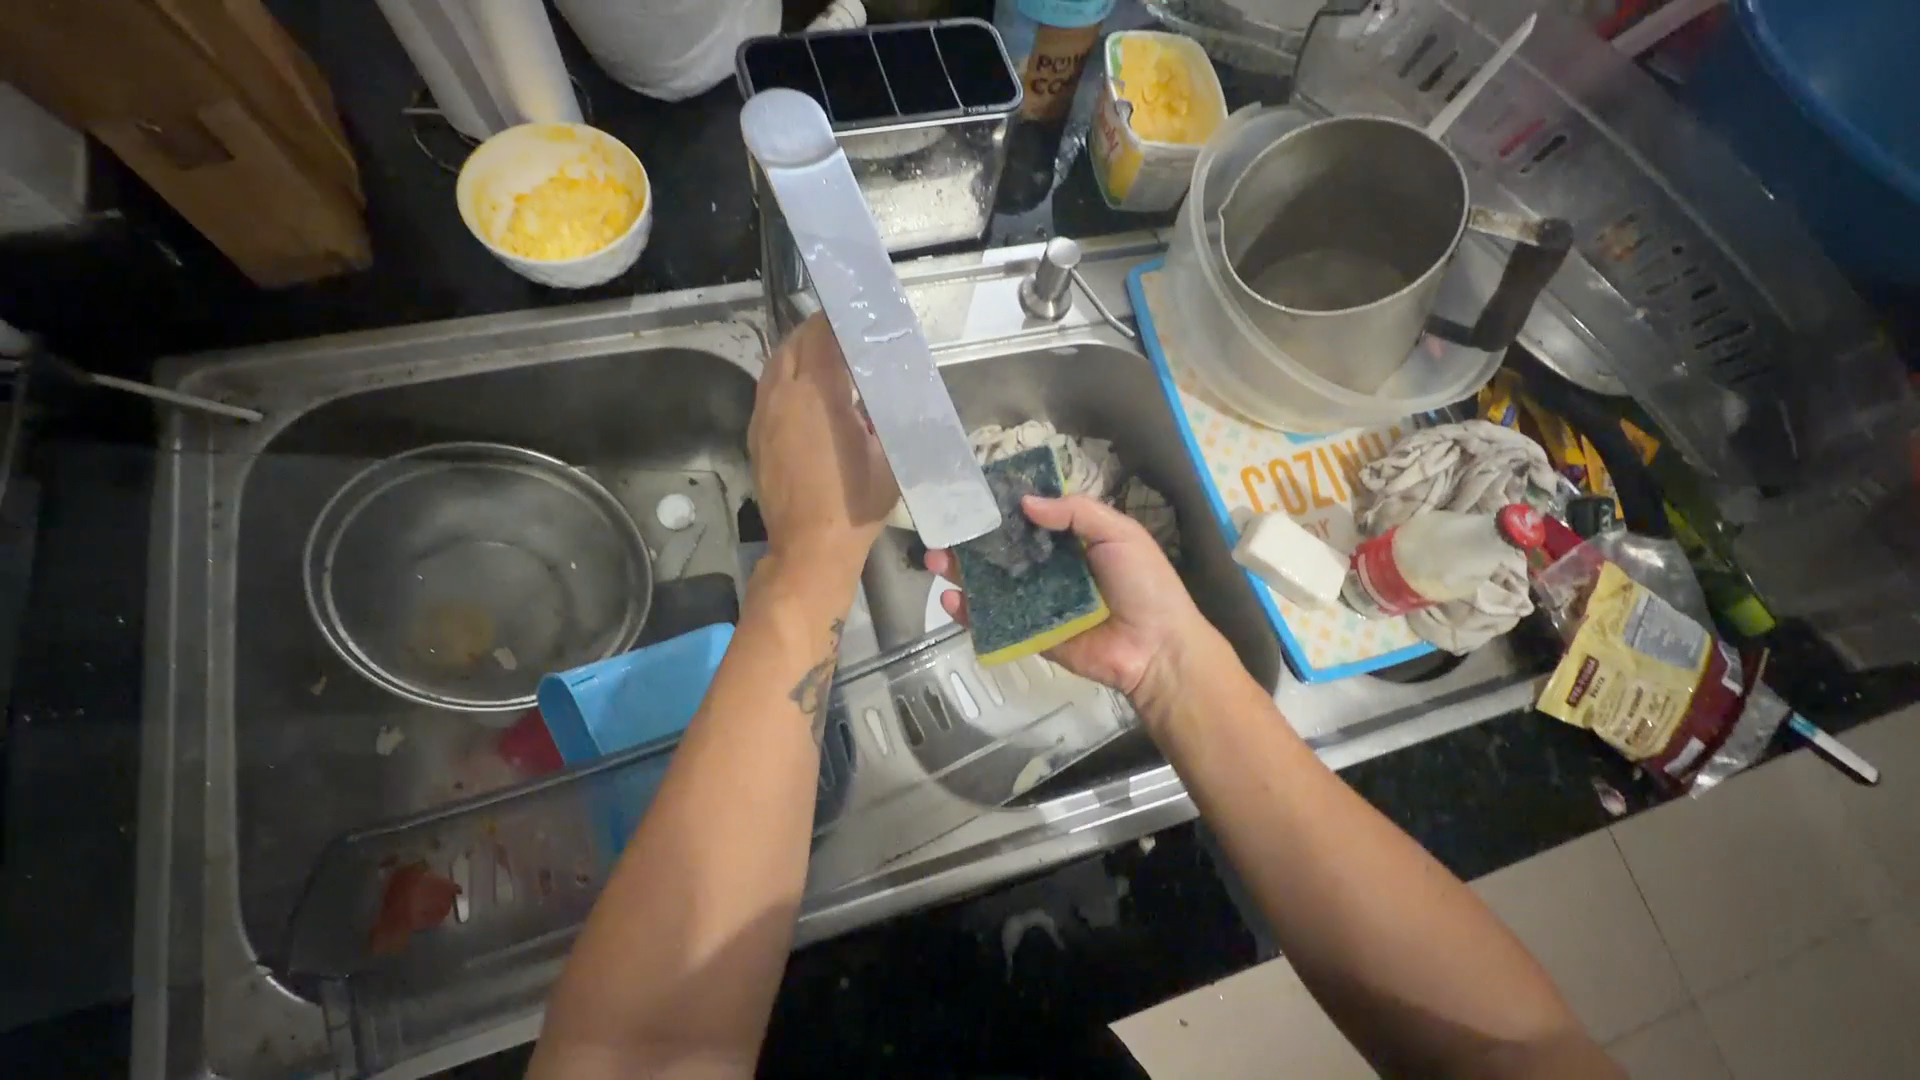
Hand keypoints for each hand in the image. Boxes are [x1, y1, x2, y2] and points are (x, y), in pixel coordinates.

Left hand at [749, 315, 898, 578]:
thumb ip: (882, 416)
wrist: (810, 548)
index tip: (858, 315)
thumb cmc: (857, 504)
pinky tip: (810, 397)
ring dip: (798, 355)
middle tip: (846, 334)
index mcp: (817, 394)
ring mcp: (763, 417)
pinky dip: (788, 381)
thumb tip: (879, 394)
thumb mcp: (887, 455)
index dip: (838, 319)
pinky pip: (769, 392)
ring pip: (775, 366)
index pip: (822, 336)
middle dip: (816, 333)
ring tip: (827, 360)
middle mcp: (783, 397)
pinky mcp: (756, 438)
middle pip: (792, 344)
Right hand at [925, 495, 1228, 708]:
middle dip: (970, 542)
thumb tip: (1025, 503)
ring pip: (992, 585)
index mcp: (1071, 541)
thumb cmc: (1144, 584)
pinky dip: (970, 614)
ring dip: (962, 573)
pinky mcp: (1030, 635)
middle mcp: (1050, 569)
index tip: (970, 498)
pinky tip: (951, 601)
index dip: (1001, 510)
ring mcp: (1037, 603)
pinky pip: (996, 623)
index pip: (1028, 520)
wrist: (1157, 648)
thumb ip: (1075, 512)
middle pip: (1002, 552)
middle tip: (942, 533)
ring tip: (937, 562)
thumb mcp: (1119, 533)